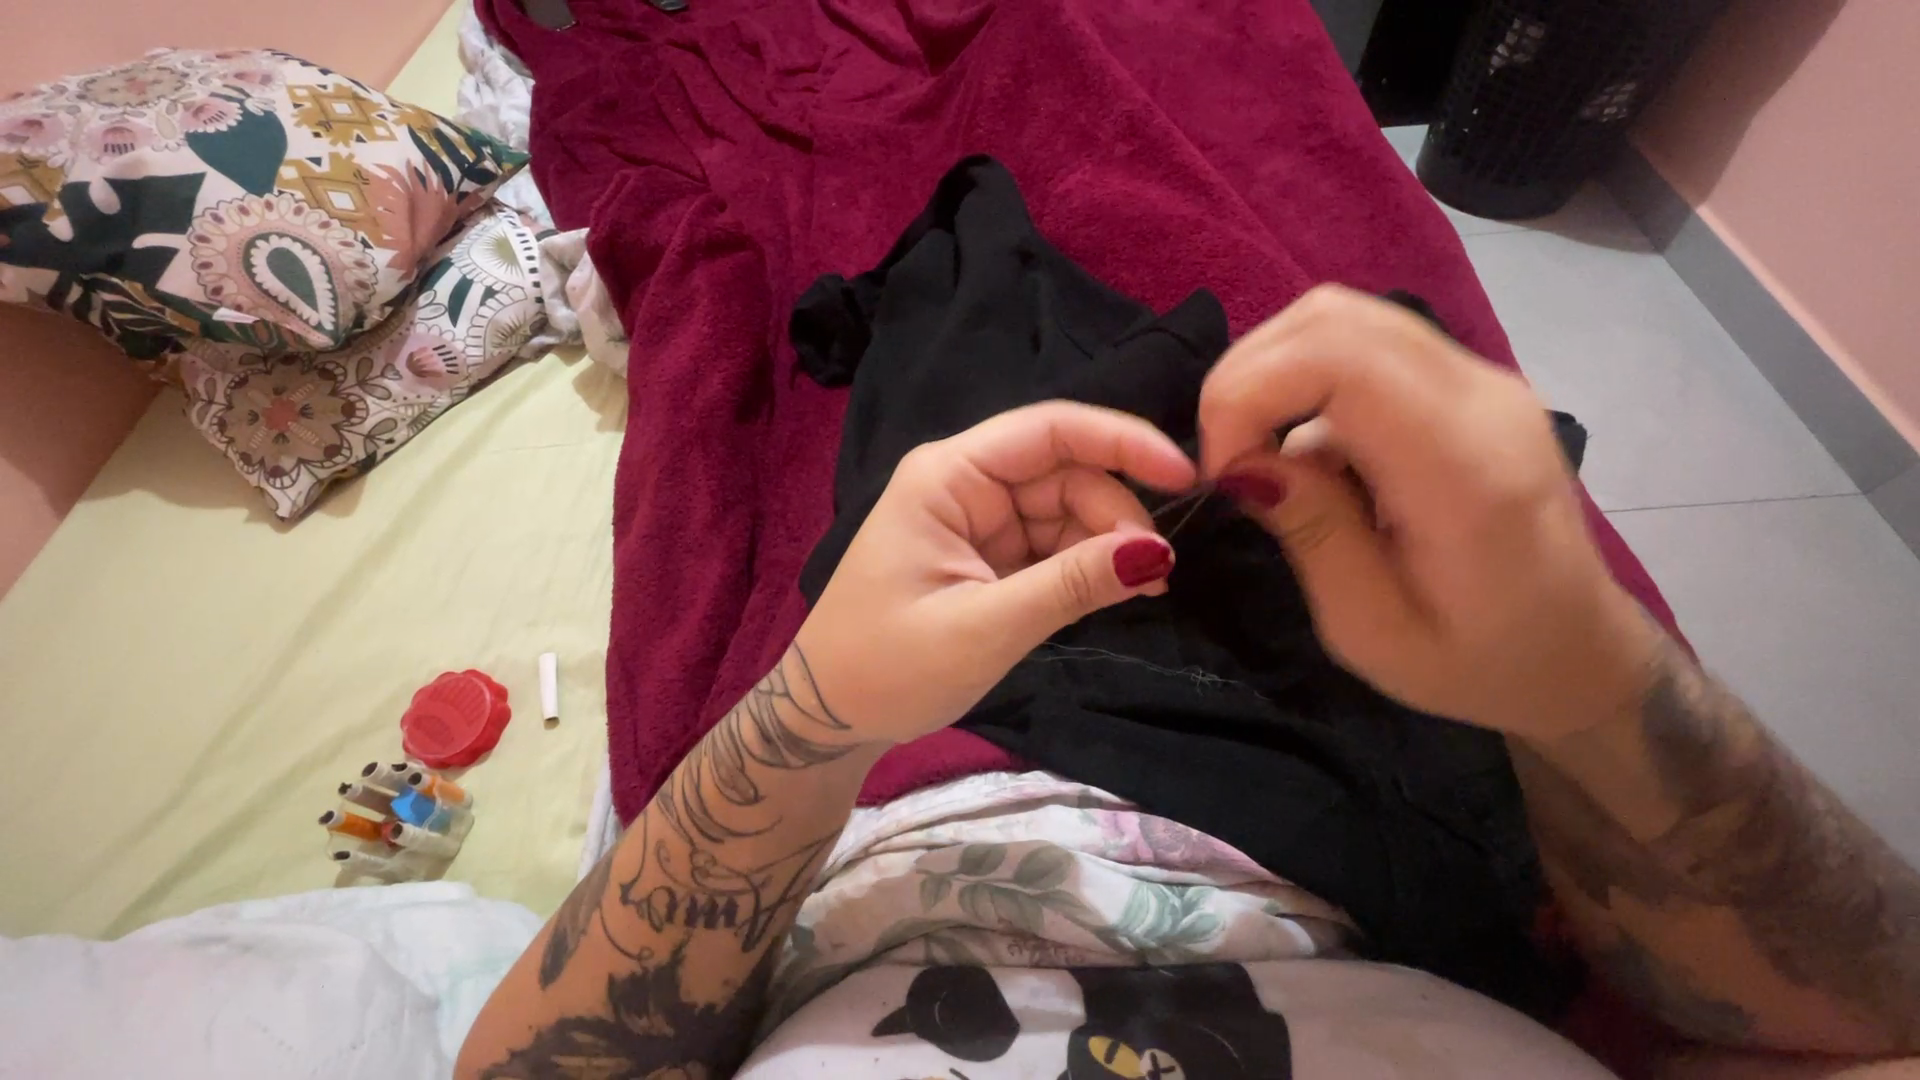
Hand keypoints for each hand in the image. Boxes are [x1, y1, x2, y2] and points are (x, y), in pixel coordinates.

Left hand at [796, 401, 1197, 746]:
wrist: (832, 712)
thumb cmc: (890, 666)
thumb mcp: (985, 627)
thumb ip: (1071, 584)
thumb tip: (1157, 552)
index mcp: (948, 477)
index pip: (1048, 430)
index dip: (1122, 441)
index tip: (1186, 476)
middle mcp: (964, 484)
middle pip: (1064, 471)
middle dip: (1116, 513)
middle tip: (1155, 573)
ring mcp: (976, 520)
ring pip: (1064, 508)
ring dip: (1107, 542)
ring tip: (1142, 590)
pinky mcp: (986, 554)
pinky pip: (1050, 543)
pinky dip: (1084, 564)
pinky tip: (1112, 591)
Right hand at [1197, 284, 1662, 739]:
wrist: (1573, 651)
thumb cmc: (1475, 663)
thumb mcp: (1370, 628)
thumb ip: (1311, 533)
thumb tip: (1243, 462)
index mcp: (1465, 468)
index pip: (1340, 358)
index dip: (1249, 393)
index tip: (1220, 470)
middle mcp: (1479, 397)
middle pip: (1331, 319)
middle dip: (1245, 378)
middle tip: (1225, 458)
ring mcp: (1476, 380)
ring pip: (1339, 319)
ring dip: (1268, 374)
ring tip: (1251, 450)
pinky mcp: (1460, 384)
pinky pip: (1358, 345)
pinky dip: (1299, 381)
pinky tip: (1298, 449)